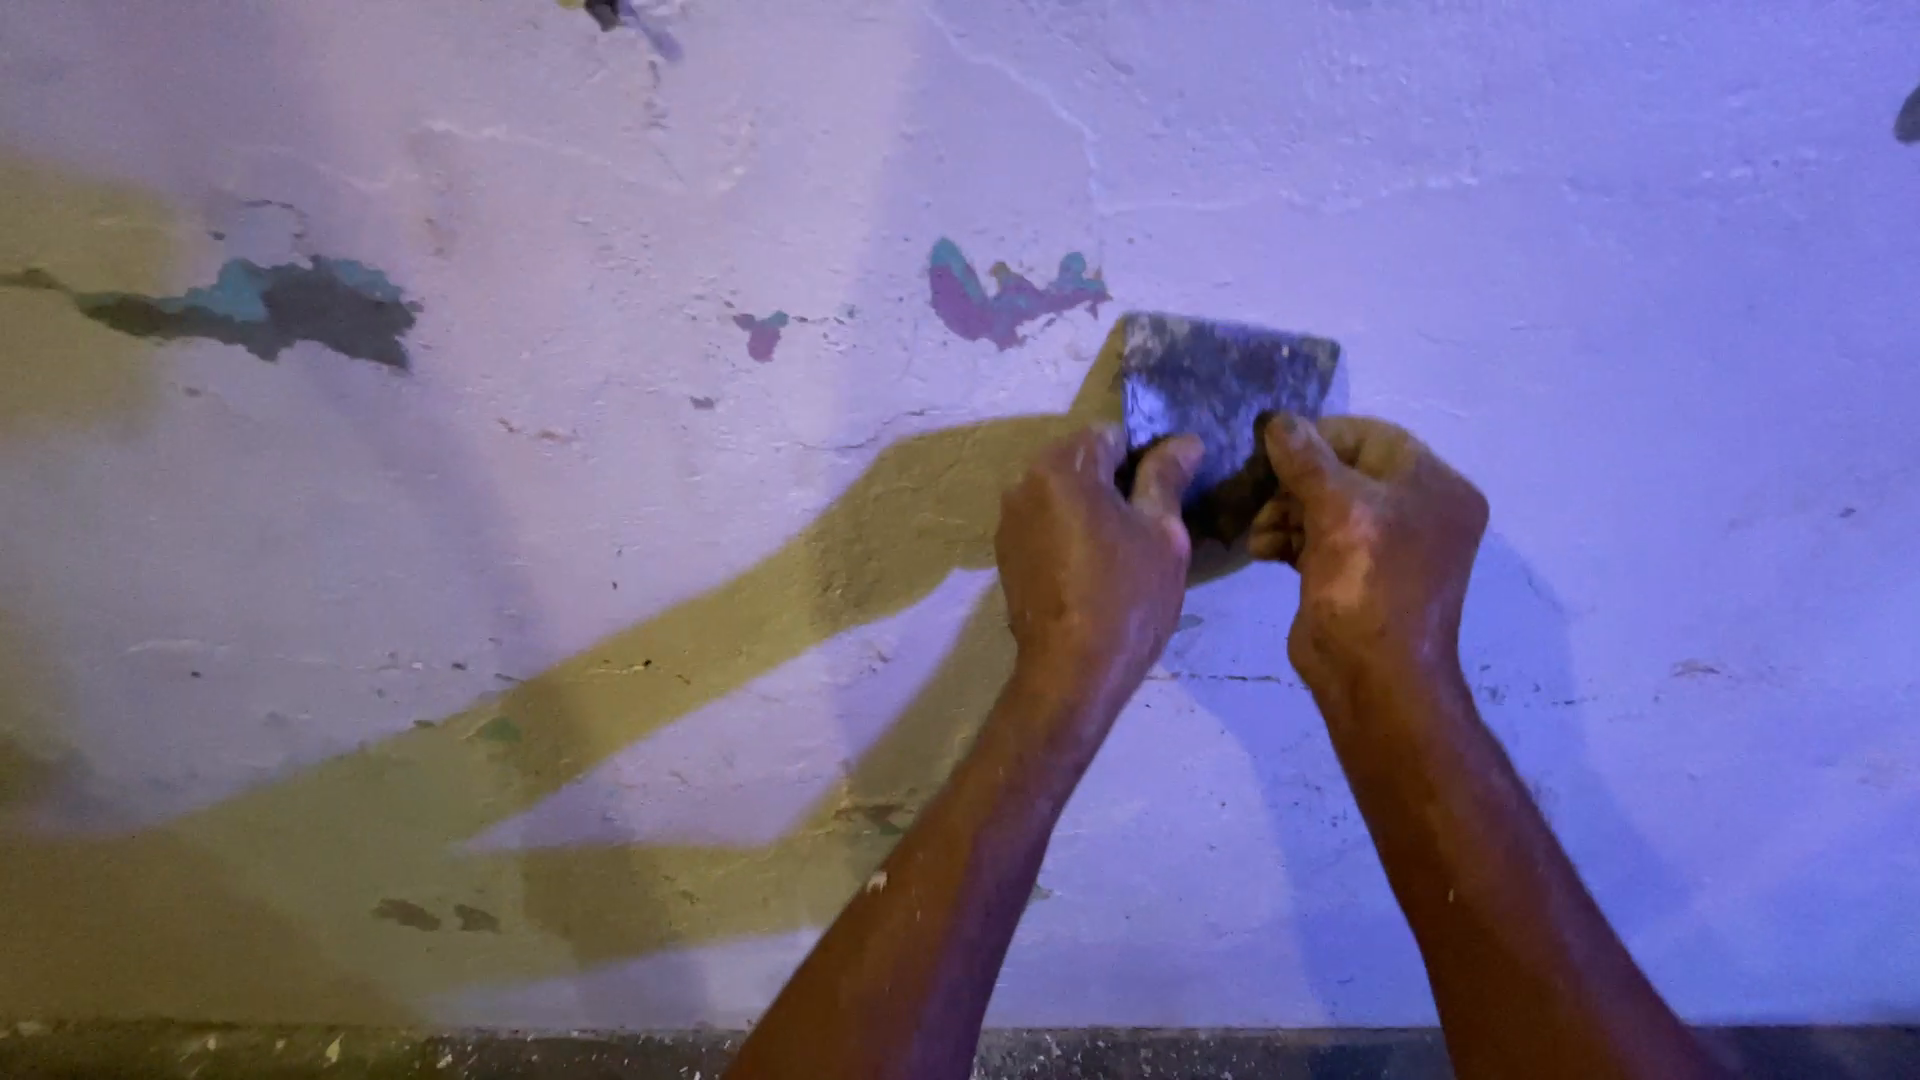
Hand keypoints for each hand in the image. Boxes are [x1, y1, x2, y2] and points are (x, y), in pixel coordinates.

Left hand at [996, 426, 1203, 708]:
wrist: (1071, 671)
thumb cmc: (1126, 597)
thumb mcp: (1162, 533)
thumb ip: (1166, 477)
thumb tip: (1184, 441)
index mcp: (1062, 467)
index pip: (1111, 435)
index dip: (1145, 455)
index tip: (1167, 490)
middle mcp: (1024, 483)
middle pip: (1080, 461)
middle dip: (1114, 480)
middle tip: (1150, 522)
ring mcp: (1009, 520)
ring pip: (1061, 494)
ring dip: (1090, 506)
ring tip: (1122, 548)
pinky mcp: (1006, 554)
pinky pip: (1044, 524)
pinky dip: (1068, 531)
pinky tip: (1092, 567)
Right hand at [1250, 415, 1487, 688]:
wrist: (1372, 673)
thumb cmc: (1368, 582)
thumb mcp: (1338, 509)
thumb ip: (1306, 459)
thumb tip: (1278, 420)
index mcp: (1434, 486)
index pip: (1372, 437)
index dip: (1319, 436)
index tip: (1270, 447)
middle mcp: (1415, 510)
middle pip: (1343, 471)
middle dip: (1294, 482)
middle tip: (1258, 495)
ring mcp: (1384, 545)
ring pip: (1324, 505)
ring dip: (1283, 513)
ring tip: (1258, 534)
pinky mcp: (1353, 572)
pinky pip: (1317, 537)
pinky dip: (1287, 539)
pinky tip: (1260, 550)